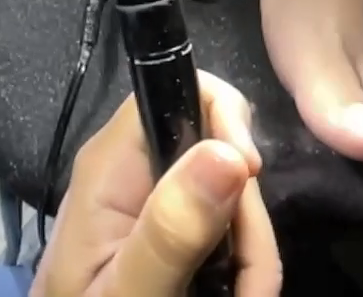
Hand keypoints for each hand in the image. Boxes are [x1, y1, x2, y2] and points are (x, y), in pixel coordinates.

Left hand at [32, 73, 280, 296]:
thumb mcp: (125, 292)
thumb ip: (170, 229)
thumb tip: (227, 152)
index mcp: (110, 161)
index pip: (175, 86)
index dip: (224, 115)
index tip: (250, 175)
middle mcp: (133, 164)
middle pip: (217, 144)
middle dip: (246, 211)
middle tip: (250, 285)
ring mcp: (154, 195)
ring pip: (231, 189)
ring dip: (251, 247)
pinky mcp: (172, 226)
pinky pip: (226, 221)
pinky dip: (243, 260)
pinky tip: (235, 293)